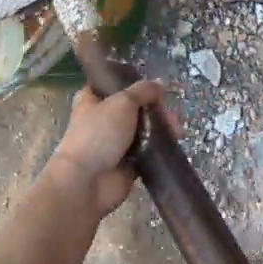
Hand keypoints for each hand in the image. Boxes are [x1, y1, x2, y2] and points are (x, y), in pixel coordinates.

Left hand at [47, 80, 167, 217]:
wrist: (86, 183)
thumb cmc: (98, 134)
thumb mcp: (123, 102)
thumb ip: (144, 90)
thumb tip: (160, 84)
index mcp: (92, 102)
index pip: (108, 84)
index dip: (127, 81)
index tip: (148, 81)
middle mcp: (102, 121)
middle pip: (133, 107)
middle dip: (153, 106)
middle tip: (168, 110)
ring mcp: (115, 144)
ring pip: (143, 128)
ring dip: (161, 125)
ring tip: (176, 128)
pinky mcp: (128, 163)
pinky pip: (148, 150)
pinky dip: (161, 146)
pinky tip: (175, 139)